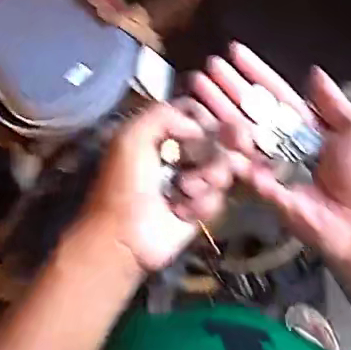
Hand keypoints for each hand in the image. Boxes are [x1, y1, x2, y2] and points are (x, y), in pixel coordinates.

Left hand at [73, 102, 235, 274]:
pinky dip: (201, 204)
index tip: (224, 128)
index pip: (194, 113)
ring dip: (207, 179)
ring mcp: (190, 179)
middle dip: (219, 151)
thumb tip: (199, 125)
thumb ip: (163, 115)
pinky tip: (182, 211)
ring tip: (185, 190)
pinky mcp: (199, 207)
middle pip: (216, 140)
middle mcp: (176, 151)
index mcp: (157, 131)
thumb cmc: (124, 184)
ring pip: (222, 168)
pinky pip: (217, 197)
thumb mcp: (131, 138)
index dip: (210, 118)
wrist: (123, 236)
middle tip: (226, 155)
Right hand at [187, 43, 350, 270]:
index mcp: (308, 126)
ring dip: (216, 109)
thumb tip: (314, 72)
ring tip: (195, 88)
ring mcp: (269, 164)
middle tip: (206, 67)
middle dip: (228, 86)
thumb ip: (334, 104)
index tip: (234, 52)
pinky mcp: (260, 187)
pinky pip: (239, 166)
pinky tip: (205, 128)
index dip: (255, 72)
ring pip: (238, 131)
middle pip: (250, 108)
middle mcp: (284, 142)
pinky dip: (224, 149)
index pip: (275, 93)